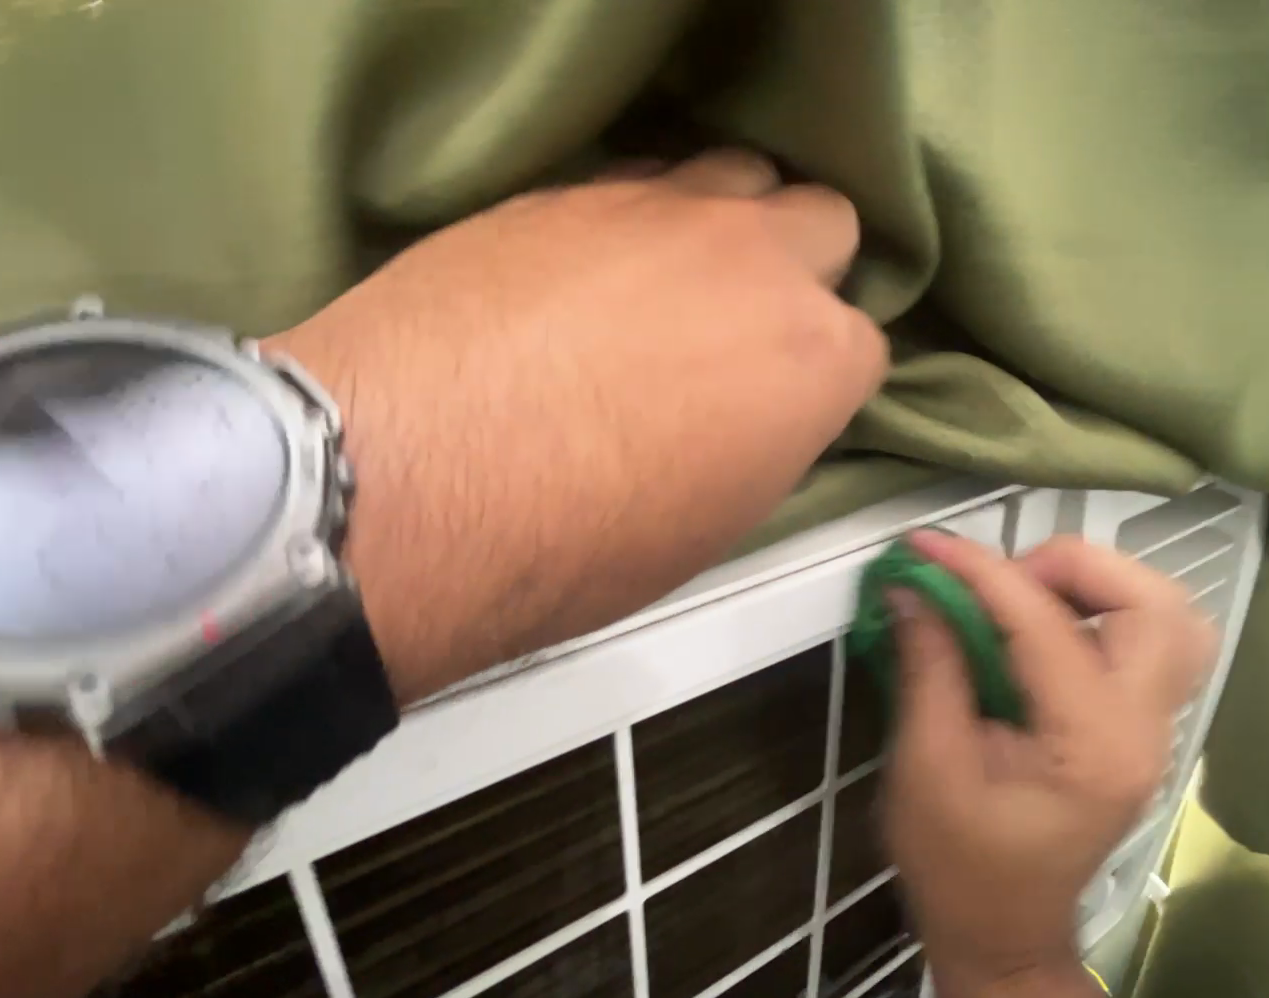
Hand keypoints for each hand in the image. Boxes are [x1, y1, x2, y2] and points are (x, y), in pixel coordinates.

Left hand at [271, 150, 887, 701]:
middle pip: (821, 225)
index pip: (861, 345)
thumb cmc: (572, 547)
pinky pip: (638, 180)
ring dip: (721, 230)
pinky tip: (584, 278)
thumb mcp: (706, 527)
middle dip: (795, 274)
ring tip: (662, 292)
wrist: (407, 487)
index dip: (815, 382)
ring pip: (736, 178)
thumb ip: (759, 444)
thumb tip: (747, 414)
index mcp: (813, 361)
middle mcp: (756, 261)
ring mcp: (659, 208)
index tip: (774, 408)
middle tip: (730, 333)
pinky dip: (636, 223)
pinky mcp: (568, 186)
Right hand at [881, 531, 1214, 980]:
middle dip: (1068, 567)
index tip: (924, 546)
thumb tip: (912, 588)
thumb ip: (929, 666)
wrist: (1000, 933)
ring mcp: (1150, 731)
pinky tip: (1036, 623)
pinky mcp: (1133, 730)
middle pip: (1153, 605)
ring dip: (1095, 585)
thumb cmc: (955, 864)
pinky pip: (1144, 644)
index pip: (1045, 625)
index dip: (978, 572)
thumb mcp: (926, 763)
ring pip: (1166, 618)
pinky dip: (1096, 611)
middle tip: (992, 577)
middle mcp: (1144, 730)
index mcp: (1092, 745)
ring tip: (1018, 592)